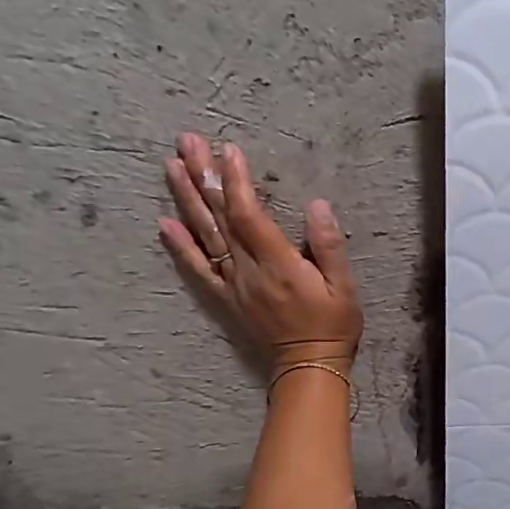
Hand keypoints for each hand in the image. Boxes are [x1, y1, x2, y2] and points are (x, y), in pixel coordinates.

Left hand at [159, 132, 362, 371]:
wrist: (308, 366)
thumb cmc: (334, 324)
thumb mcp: (344, 285)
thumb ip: (329, 245)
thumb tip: (317, 205)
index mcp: (279, 264)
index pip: (249, 215)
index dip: (236, 181)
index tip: (228, 150)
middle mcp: (248, 271)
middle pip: (220, 217)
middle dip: (204, 177)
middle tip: (187, 142)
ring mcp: (233, 285)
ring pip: (205, 236)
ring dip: (187, 199)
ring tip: (171, 166)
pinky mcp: (226, 299)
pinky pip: (198, 270)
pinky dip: (180, 246)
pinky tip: (165, 222)